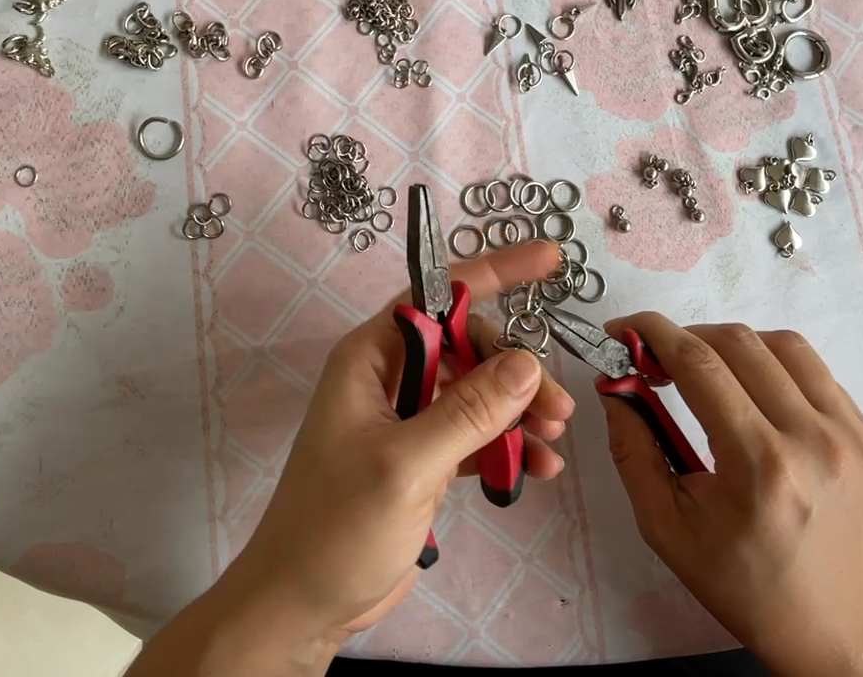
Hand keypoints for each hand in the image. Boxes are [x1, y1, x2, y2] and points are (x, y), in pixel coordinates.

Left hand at [128, 241, 573, 675]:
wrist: (304, 605)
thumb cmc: (338, 526)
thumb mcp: (405, 465)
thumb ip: (468, 411)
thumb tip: (529, 363)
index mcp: (372, 357)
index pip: (437, 293)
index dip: (494, 271)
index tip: (549, 258)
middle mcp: (392, 377)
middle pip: (469, 344)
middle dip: (517, 367)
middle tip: (559, 408)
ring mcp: (409, 418)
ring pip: (479, 389)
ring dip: (519, 409)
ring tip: (556, 440)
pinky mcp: (425, 456)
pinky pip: (477, 433)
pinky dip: (508, 444)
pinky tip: (540, 468)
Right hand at [603, 314, 862, 676]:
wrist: (832, 628)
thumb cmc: (739, 582)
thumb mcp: (664, 525)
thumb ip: (631, 447)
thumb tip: (615, 384)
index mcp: (759, 465)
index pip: (699, 363)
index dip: (653, 332)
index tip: (622, 329)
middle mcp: (812, 439)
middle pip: (738, 342)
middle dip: (684, 336)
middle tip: (656, 359)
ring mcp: (851, 434)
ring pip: (781, 344)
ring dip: (730, 344)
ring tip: (704, 370)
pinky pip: (813, 371)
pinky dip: (771, 365)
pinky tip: (751, 393)